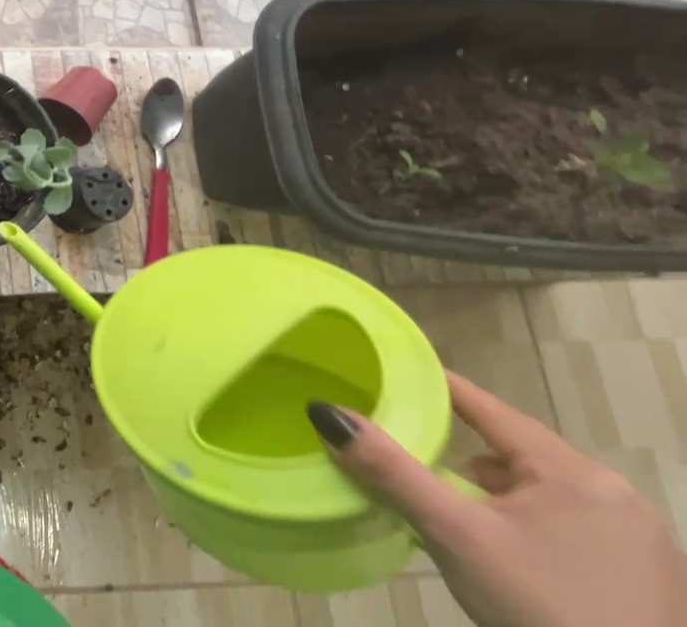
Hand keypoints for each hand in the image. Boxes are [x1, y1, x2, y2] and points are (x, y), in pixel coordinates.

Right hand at [310, 372, 686, 626]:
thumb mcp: (455, 536)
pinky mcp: (647, 573)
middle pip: (513, 454)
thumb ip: (392, 471)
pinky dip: (528, 527)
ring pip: (540, 491)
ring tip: (461, 528)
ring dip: (495, 498)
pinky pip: (568, 524)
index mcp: (574, 473)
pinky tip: (510, 558)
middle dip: (463, 463)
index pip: (490, 409)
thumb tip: (327, 412)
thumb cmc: (539, 605)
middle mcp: (615, 493)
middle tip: (420, 480)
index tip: (396, 372)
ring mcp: (640, 536)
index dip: (440, 387)